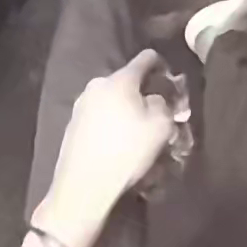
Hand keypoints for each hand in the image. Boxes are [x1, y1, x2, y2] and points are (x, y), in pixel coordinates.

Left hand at [32, 50, 174, 246]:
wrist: (82, 189)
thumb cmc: (126, 151)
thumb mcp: (161, 125)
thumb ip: (166, 103)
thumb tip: (159, 99)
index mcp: (119, 78)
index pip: (147, 57)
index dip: (164, 67)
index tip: (173, 87)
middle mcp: (98, 84)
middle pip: (130, 83)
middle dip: (147, 97)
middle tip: (160, 120)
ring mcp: (81, 105)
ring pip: (115, 102)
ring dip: (130, 114)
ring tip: (141, 139)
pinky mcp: (73, 127)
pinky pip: (101, 118)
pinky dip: (114, 127)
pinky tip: (120, 149)